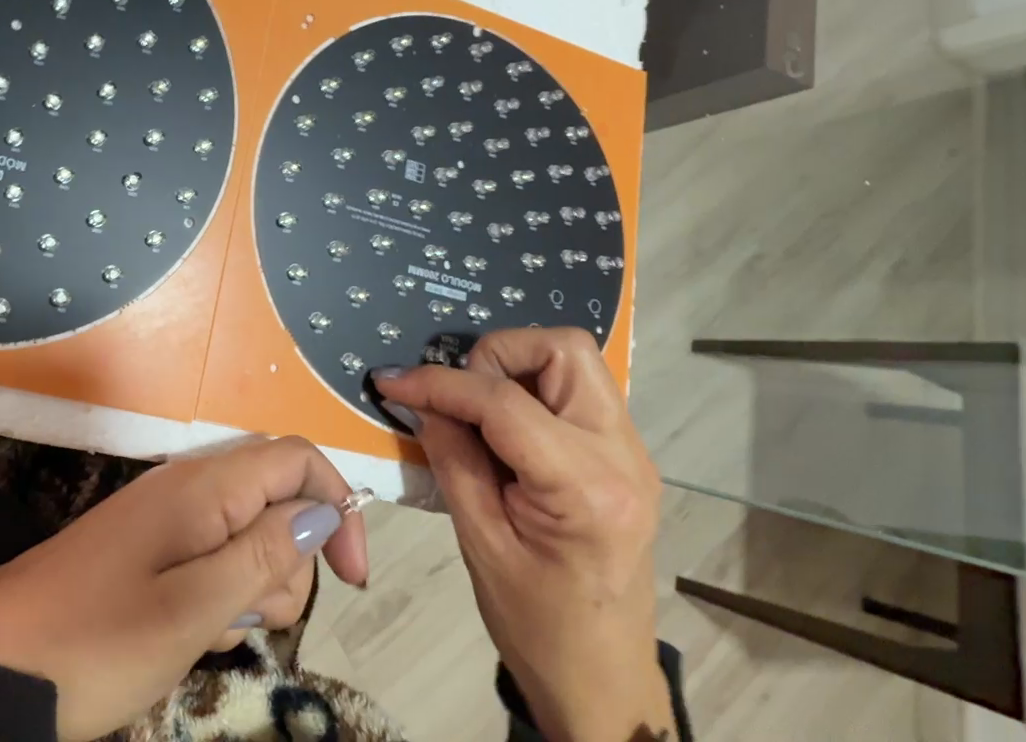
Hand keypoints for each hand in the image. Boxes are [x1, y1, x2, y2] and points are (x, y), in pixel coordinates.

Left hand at [0, 437, 368, 740]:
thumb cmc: (94, 643)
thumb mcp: (192, 609)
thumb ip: (263, 555)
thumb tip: (320, 514)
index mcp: (202, 486)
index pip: (296, 457)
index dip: (337, 507)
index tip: (352, 581)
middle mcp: (186, 486)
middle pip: (276, 495)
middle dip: (291, 558)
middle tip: (257, 620)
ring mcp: (162, 516)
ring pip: (246, 531)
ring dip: (256, 583)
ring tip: (217, 632)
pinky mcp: (145, 547)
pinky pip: (210, 554)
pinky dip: (222, 591)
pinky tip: (197, 633)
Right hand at [375, 328, 671, 741]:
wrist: (602, 676)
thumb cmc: (535, 623)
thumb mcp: (478, 541)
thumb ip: (451, 456)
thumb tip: (422, 398)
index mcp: (585, 488)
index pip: (503, 401)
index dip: (440, 382)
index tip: (392, 380)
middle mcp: (623, 455)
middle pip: (563, 349)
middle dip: (495, 356)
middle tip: (457, 398)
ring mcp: (632, 451)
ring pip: (574, 360)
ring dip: (517, 368)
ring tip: (477, 411)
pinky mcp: (626, 455)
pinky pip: (578, 390)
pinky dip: (533, 389)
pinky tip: (503, 428)